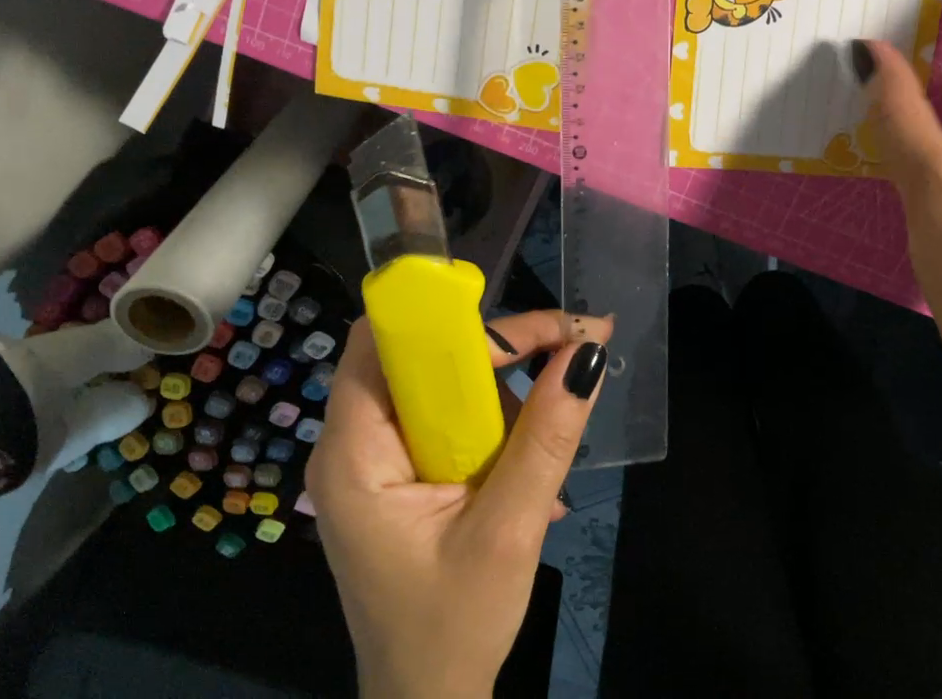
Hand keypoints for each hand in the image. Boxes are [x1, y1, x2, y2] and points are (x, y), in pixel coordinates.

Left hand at [309, 311, 611, 697]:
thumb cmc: (454, 625)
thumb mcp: (509, 530)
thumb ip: (546, 437)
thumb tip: (587, 353)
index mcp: (354, 454)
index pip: (383, 341)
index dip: (449, 315)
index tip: (526, 316)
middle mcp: (354, 446)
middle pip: (422, 359)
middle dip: (502, 351)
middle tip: (575, 349)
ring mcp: (375, 465)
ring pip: (443, 389)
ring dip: (508, 396)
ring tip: (561, 422)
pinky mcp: (400, 481)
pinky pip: (449, 426)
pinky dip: (497, 429)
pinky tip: (535, 467)